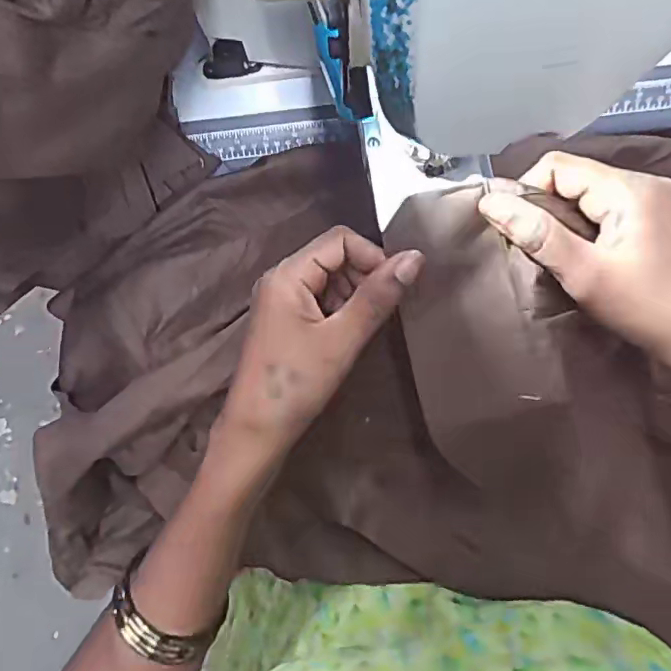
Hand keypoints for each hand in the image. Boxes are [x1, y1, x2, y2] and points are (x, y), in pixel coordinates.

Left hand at [214, 226, 423, 463]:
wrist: (255, 431)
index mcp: (287, 274)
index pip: (340, 239)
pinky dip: (341, 311)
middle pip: (335, 256)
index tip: (393, 290)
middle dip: (365, 277)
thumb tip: (415, 258)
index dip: (373, 257)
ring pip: (331, 279)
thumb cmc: (296, 384)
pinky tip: (347, 337)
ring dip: (355, 296)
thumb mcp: (342, 339)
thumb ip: (377, 296)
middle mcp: (281, 278)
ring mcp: (281, 300)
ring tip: (361, 331)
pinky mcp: (285, 320)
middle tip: (379, 315)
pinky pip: (321, 299)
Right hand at [476, 152, 670, 373]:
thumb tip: (489, 201)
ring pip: (590, 197)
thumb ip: (537, 234)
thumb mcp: (584, 273)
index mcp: (630, 187)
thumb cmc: (647, 307)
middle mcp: (647, 184)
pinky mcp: (661, 223)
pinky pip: (609, 212)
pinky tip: (589, 261)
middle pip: (575, 179)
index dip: (527, 192)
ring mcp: (658, 203)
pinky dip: (588, 231)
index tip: (518, 233)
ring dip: (566, 223)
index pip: (558, 166)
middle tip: (539, 252)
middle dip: (546, 210)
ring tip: (563, 260)